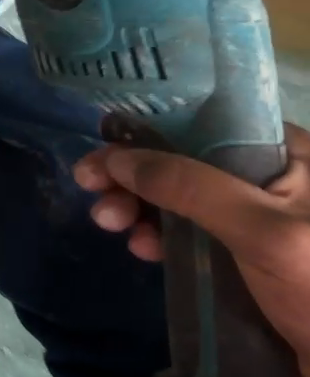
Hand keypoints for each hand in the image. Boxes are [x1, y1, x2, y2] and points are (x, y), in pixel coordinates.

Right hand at [75, 123, 309, 375]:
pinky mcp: (253, 253)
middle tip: (88, 187)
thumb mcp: (264, 233)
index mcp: (297, 161)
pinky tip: (143, 248)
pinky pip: (191, 229)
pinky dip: (158, 234)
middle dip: (131, 175)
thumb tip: (115, 159)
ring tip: (109, 224)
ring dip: (135, 205)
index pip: (208, 123)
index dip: (150, 129)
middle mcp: (281, 182)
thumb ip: (188, 186)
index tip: (104, 145)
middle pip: (183, 159)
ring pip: (179, 194)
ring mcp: (266, 219)